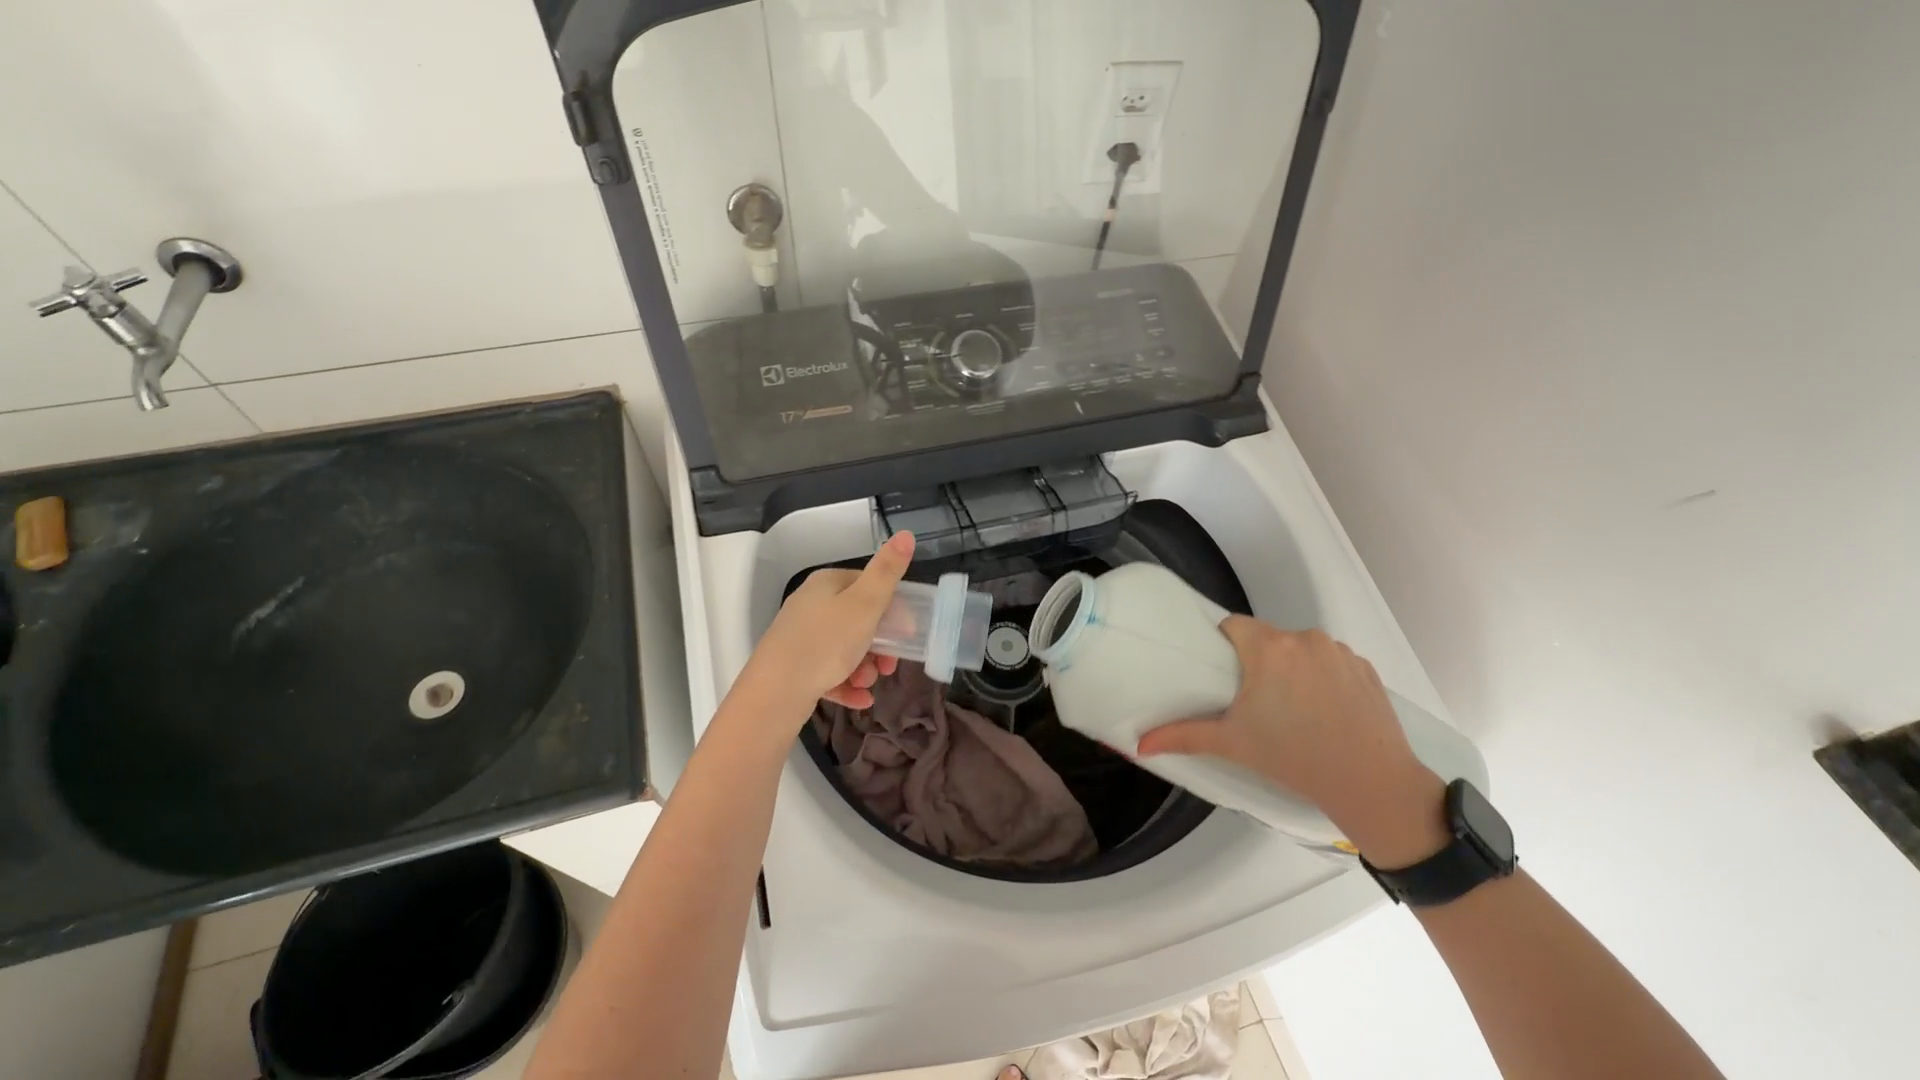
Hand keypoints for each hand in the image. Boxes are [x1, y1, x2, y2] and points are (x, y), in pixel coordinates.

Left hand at [741, 531, 914, 713]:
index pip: (867, 585)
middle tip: (889, 665)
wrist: (776, 690)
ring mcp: (800, 638)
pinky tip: (861, 699)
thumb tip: (906, 534)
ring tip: (868, 683)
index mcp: (826, 584)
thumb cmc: (826, 642)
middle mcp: (810, 605)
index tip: (907, 633)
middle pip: (857, 620)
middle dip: (879, 645)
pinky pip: (829, 673)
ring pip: (844, 649)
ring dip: (864, 667)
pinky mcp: (794, 667)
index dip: (892, 608)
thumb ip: (887, 572)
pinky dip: (847, 684)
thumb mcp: (865, 605)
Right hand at [1135, 619, 1447, 863]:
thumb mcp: (1232, 744)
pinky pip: (1333, 663)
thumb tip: (1139, 745)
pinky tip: (1324, 711)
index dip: (1224, 643)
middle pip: (1269, 639)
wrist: (1370, 782)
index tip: (1222, 672)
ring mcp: (1340, 652)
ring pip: (1302, 650)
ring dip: (1292, 669)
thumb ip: (1183, 736)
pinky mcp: (1366, 669)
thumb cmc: (1292, 758)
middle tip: (1252, 700)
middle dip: (1258, 662)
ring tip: (1292, 709)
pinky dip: (1324, 678)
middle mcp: (1305, 639)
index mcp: (1268, 649)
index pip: (1235, 625)